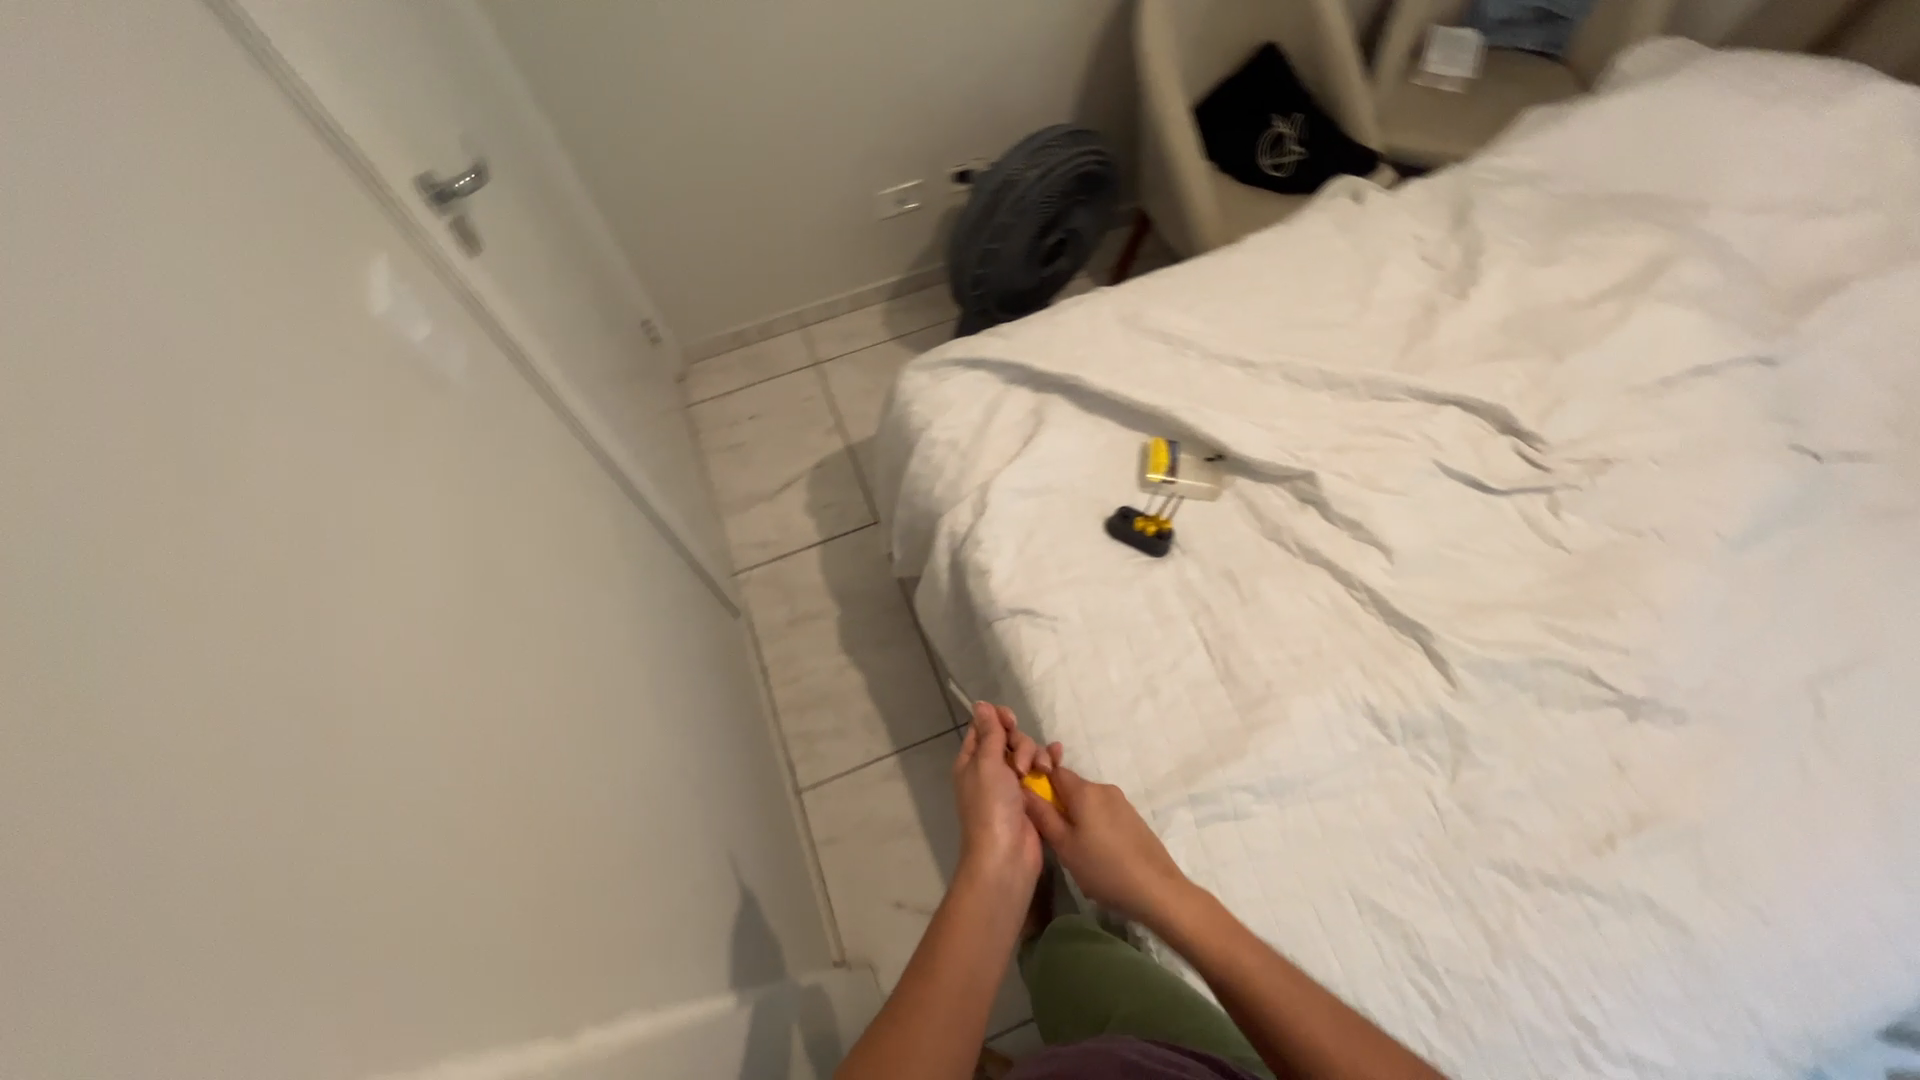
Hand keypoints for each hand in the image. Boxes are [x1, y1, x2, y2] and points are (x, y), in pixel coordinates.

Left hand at [952, 702, 1059, 890]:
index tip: (1011, 721)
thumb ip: (989, 733)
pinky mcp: (1032, 796)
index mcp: (972, 761)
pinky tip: (1058, 757)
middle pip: (1009, 739)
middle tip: (1020, 766)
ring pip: (1027, 753)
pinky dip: (1049, 762)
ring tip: (1042, 771)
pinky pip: (1041, 770)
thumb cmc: (991, 807)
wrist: (1008, 856)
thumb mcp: (986, 764)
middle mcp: (990, 770)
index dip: (998, 720)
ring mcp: (1012, 784)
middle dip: (1020, 744)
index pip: (983, 728)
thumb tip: (979, 704)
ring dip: (1036, 755)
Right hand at [1022, 765, 1193, 924]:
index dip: (1039, 782)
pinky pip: (1103, 812)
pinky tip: (1098, 852)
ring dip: (1077, 816)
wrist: (1157, 889)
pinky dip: (1094, 824)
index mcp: (1084, 790)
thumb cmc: (1103, 868)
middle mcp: (1103, 788)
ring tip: (1077, 849)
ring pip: (1088, 801)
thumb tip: (1022, 791)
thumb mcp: (1065, 846)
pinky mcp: (1133, 817)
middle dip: (1058, 805)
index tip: (1033, 806)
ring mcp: (1122, 802)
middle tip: (1054, 837)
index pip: (1053, 770)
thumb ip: (1042, 815)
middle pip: (1071, 786)